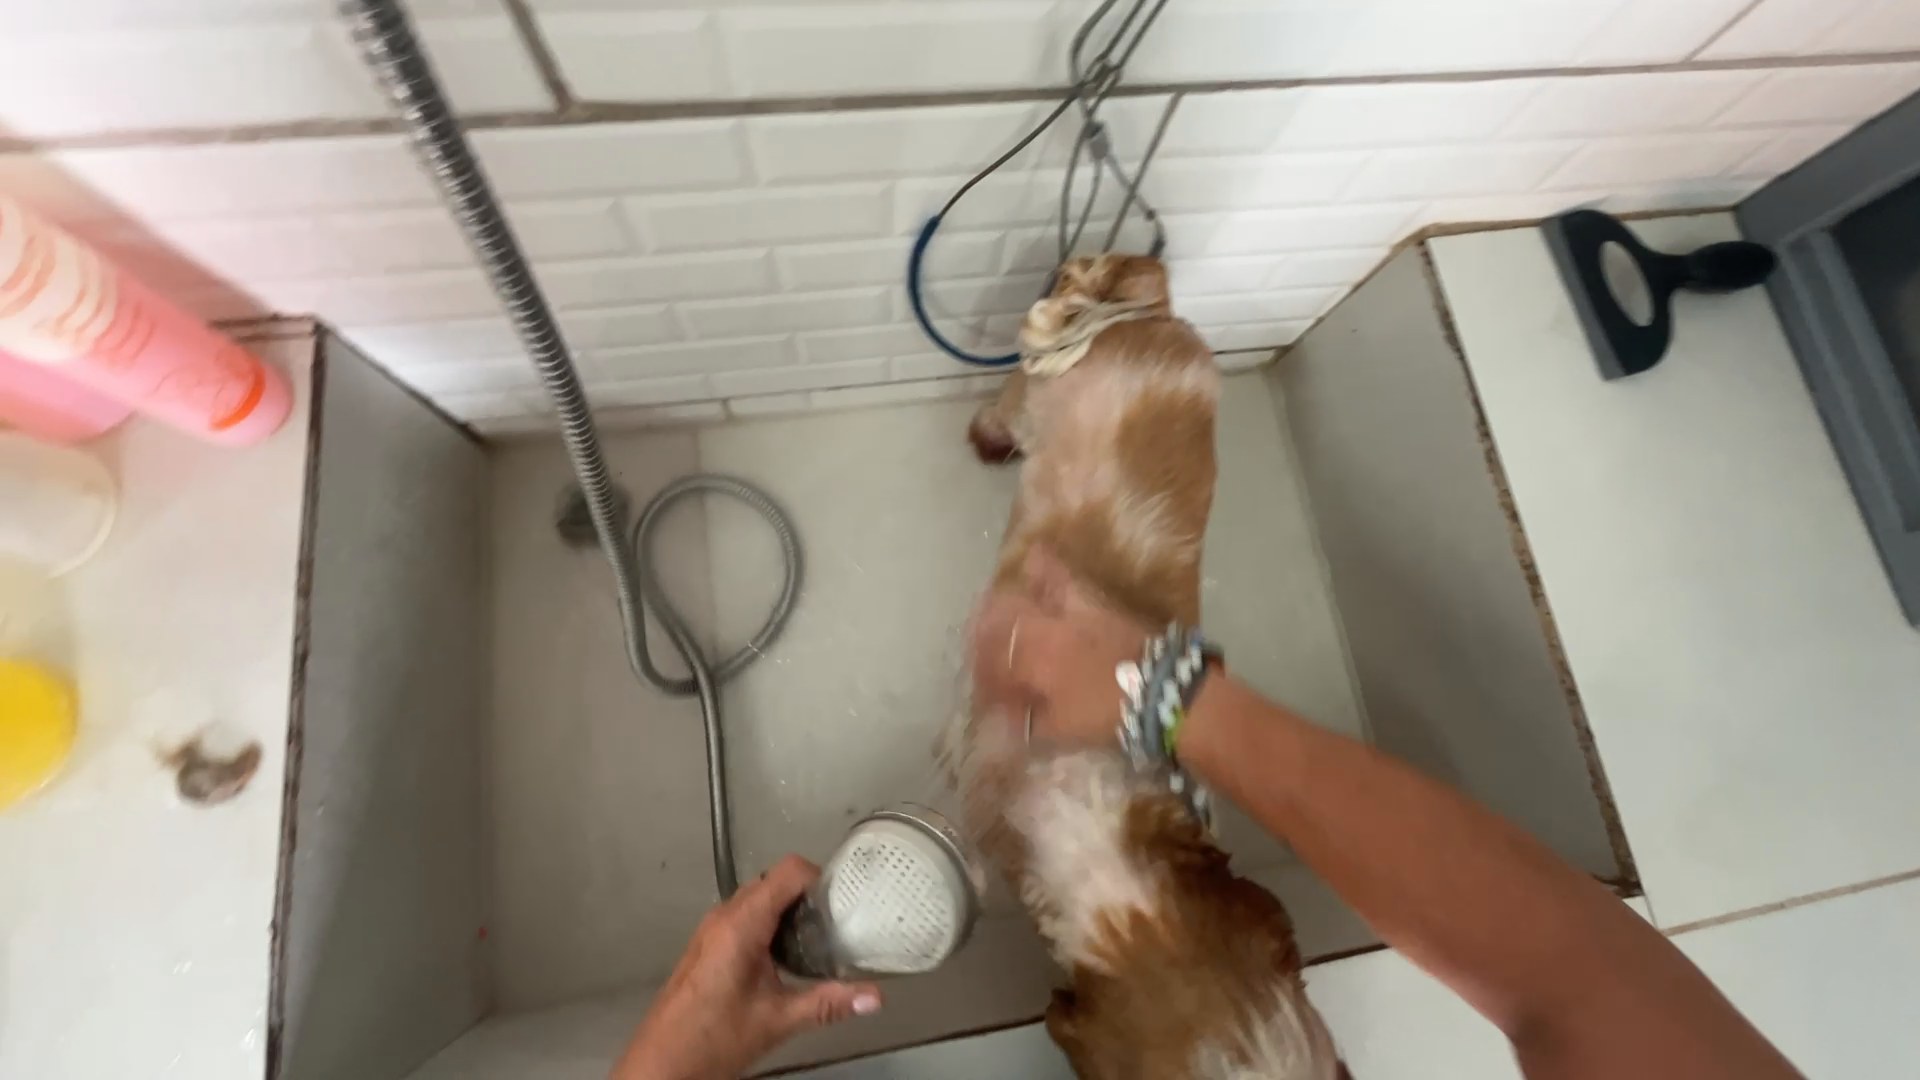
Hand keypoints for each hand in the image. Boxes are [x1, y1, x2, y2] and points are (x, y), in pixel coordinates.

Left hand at [613, 856, 881, 1079]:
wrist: (658, 1070)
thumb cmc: (713, 1040)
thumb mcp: (778, 1021)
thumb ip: (828, 1003)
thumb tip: (873, 998)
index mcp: (742, 923)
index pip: (788, 870)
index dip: (819, 877)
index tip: (840, 900)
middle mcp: (724, 916)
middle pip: (774, 879)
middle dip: (806, 895)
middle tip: (832, 921)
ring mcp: (711, 928)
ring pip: (758, 896)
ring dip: (786, 909)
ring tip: (813, 938)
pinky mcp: (706, 944)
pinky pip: (743, 914)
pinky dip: (768, 922)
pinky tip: (781, 958)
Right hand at [969, 546, 1154, 749]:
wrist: (1161, 688)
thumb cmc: (1108, 713)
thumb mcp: (1062, 728)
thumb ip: (1027, 721)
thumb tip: (1002, 723)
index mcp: (1032, 662)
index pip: (994, 666)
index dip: (983, 679)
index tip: (983, 693)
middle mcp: (1041, 631)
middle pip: (998, 626)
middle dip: (982, 639)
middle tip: (978, 648)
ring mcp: (1065, 612)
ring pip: (1021, 598)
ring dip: (999, 604)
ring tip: (989, 606)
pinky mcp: (1090, 602)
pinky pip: (1060, 578)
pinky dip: (1043, 566)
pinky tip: (1034, 556)